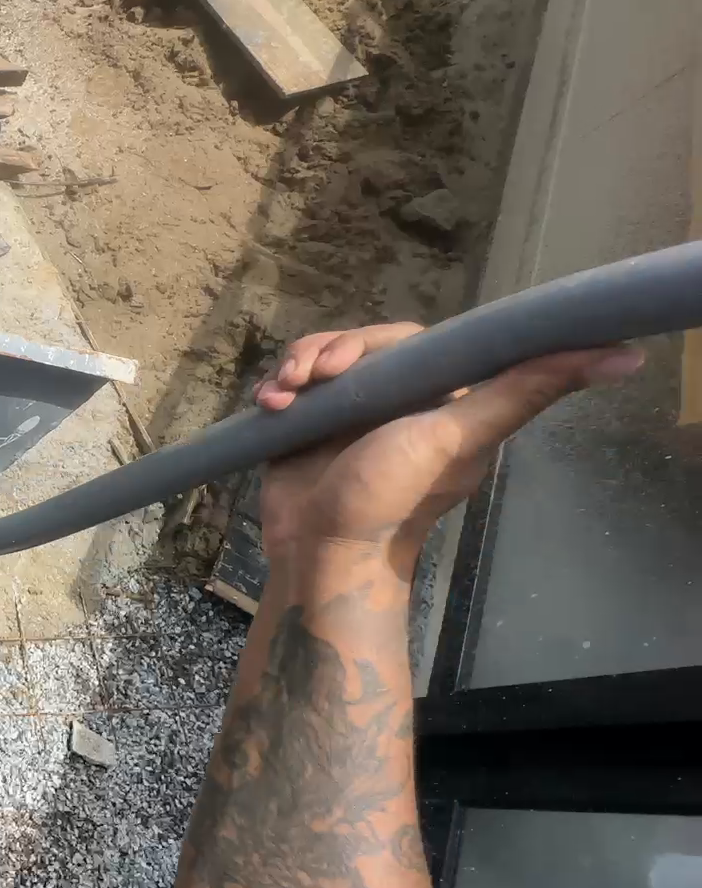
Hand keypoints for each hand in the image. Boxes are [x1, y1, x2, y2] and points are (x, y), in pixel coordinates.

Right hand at [255, 323, 642, 576]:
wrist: (321, 546)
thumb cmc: (389, 497)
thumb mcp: (454, 441)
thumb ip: (522, 393)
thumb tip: (623, 356)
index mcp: (434, 397)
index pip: (403, 341)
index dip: (366, 341)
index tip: (340, 364)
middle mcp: (387, 400)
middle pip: (351, 347)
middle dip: (318, 354)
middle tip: (302, 379)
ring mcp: (339, 414)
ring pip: (312, 363)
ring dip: (289, 370)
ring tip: (276, 397)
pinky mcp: (300, 427)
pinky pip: (285, 389)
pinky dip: (271, 390)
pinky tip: (264, 406)